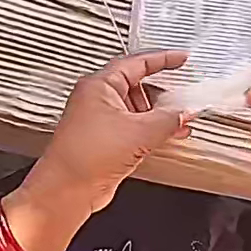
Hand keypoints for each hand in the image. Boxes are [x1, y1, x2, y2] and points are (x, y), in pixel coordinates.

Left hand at [18, 51, 195, 221]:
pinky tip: (169, 134)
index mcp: (100, 85)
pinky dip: (153, 128)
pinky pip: (135, 126)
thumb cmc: (85, 157)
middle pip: (138, 85)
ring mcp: (101, 119)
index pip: (137, 62)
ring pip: (138, 108)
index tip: (180, 58)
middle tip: (182, 95)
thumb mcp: (139, 132)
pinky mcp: (105, 139)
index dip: (163, 59)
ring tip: (180, 119)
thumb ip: (168, 119)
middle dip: (163, 93)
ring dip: (160, 114)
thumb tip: (183, 113)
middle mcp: (98, 99)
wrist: (66, 192)